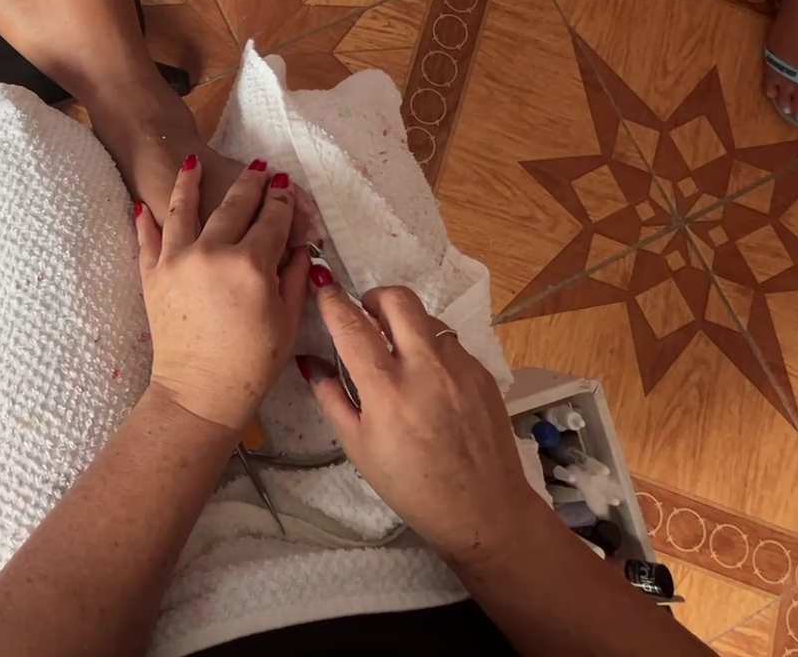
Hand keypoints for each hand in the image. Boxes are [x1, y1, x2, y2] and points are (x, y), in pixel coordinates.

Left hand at [136, 157, 309, 431]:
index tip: (285, 184)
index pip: (272, 220)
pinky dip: (146, 221)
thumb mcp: (286, 320)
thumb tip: (301, 245)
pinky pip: (148, 239)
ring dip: (190, 183)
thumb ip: (295, 276)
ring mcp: (178, 259)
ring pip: (183, 209)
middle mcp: (213, 252)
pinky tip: (144, 205)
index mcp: (252, 264)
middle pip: (234, 206)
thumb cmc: (252, 364)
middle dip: (250, 184)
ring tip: (191, 163)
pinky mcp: (152, 274)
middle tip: (258, 167)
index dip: (282, 200)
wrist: (199, 392)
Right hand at [300, 281, 545, 564]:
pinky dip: (432, 348)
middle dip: (374, 297)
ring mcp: (460, 368)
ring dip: (405, 324)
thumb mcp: (358, 447)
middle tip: (366, 315)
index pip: (351, 324)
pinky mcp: (483, 373)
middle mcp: (425, 369)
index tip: (322, 284)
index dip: (332, 298)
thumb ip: (331, 398)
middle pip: (397, 299)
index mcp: (387, 389)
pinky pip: (450, 343)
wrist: (486, 512)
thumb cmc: (412, 486)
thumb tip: (312, 363)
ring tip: (399, 352)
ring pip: (426, 318)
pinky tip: (429, 379)